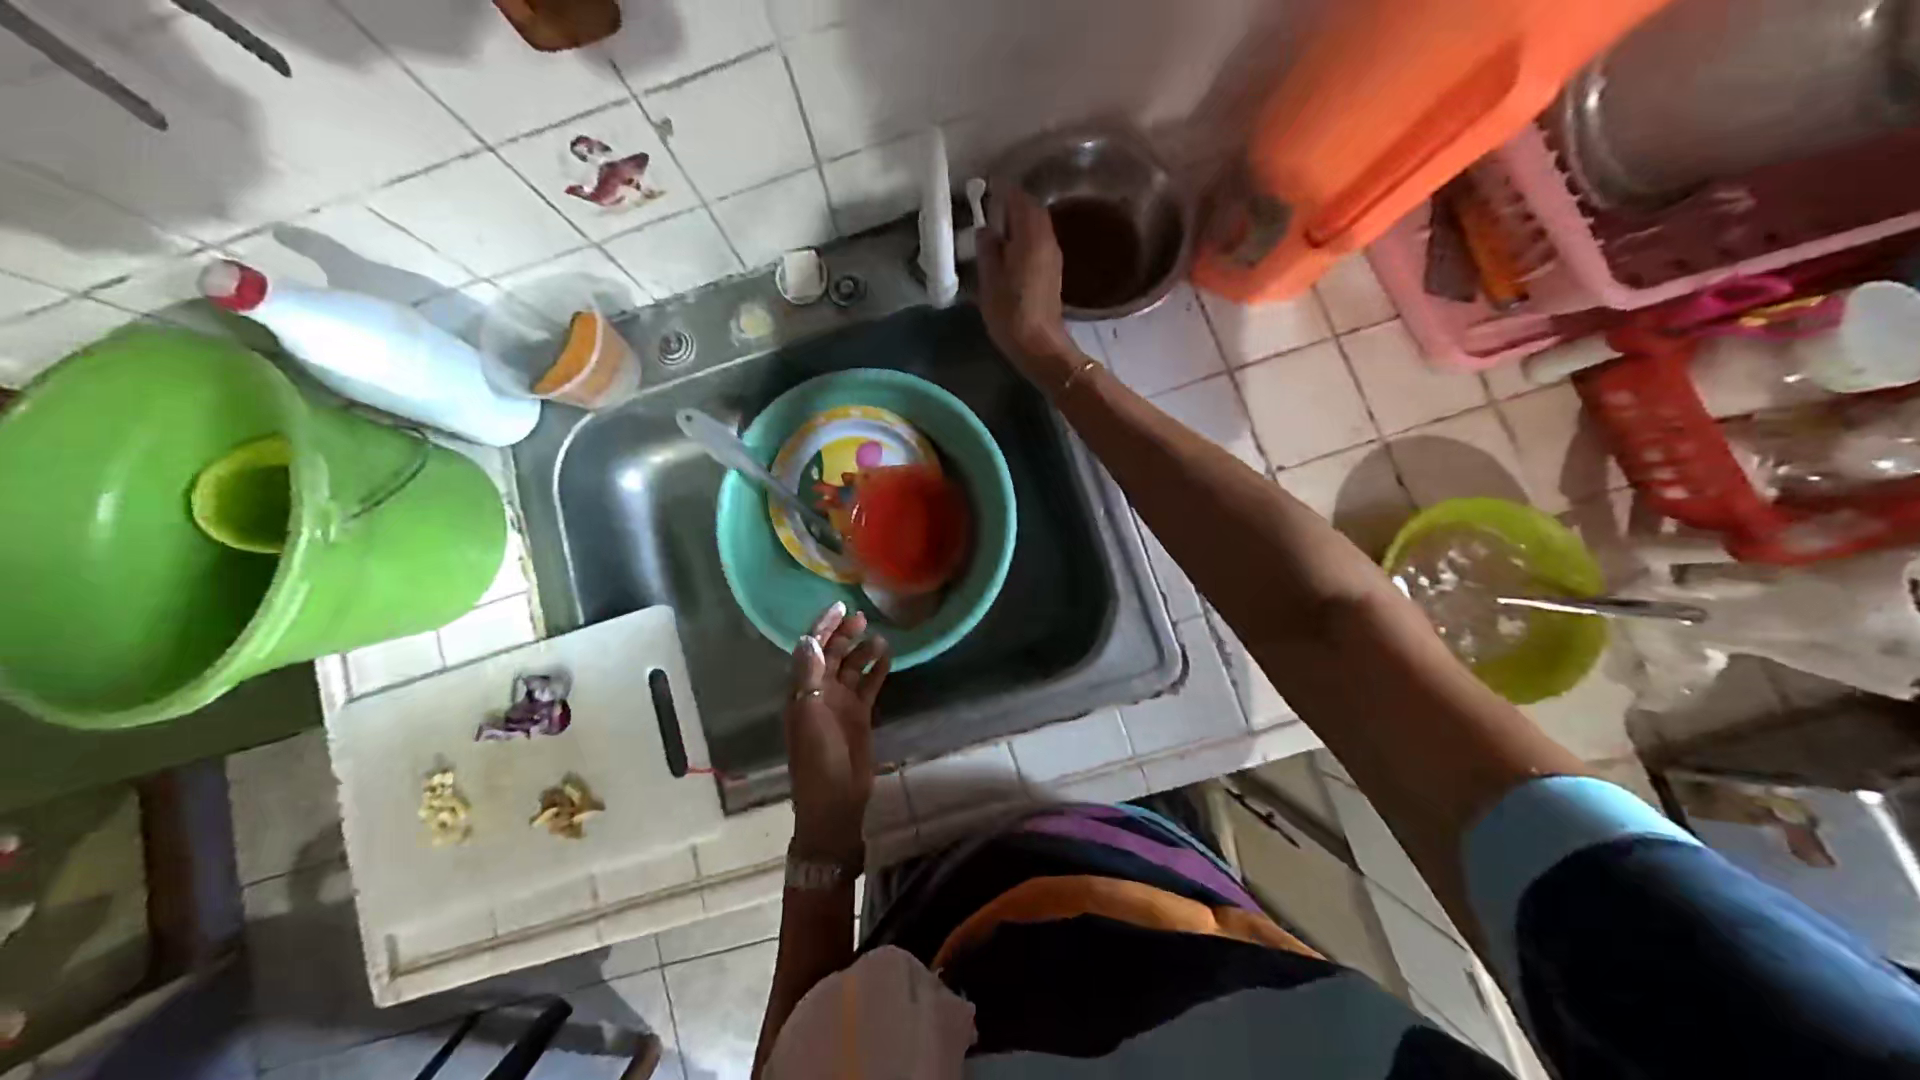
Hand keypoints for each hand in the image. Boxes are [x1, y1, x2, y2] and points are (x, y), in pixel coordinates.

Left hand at [783, 601, 889, 867]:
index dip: (823, 627)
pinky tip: (888, 656)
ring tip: (880, 637)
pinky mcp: (860, 715)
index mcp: (802, 690)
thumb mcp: (808, 715)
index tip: (839, 606)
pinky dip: (877, 670)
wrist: (835, 799)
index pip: (811, 649)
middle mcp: (820, 692)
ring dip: (863, 650)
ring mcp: (841, 703)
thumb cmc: (817, 758)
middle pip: (833, 654)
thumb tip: (808, 639)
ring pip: (853, 667)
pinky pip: (869, 685)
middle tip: (863, 617)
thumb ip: (808, 678)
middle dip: (844, 634)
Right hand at [977, 188, 1080, 386]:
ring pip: (1036, 225)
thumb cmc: (1010, 313)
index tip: (984, 188)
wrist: (1039, 345)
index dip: (1001, 190)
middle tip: (989, 207)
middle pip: (1031, 209)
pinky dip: (1024, 236)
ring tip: (996, 228)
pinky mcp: (1053, 271)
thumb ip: (987, 248)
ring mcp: (1052, 255)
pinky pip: (1038, 241)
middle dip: (1011, 203)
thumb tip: (986, 230)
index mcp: (1030, 235)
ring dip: (1018, 221)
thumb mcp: (989, 279)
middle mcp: (1046, 239)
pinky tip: (1009, 249)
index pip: (1018, 198)